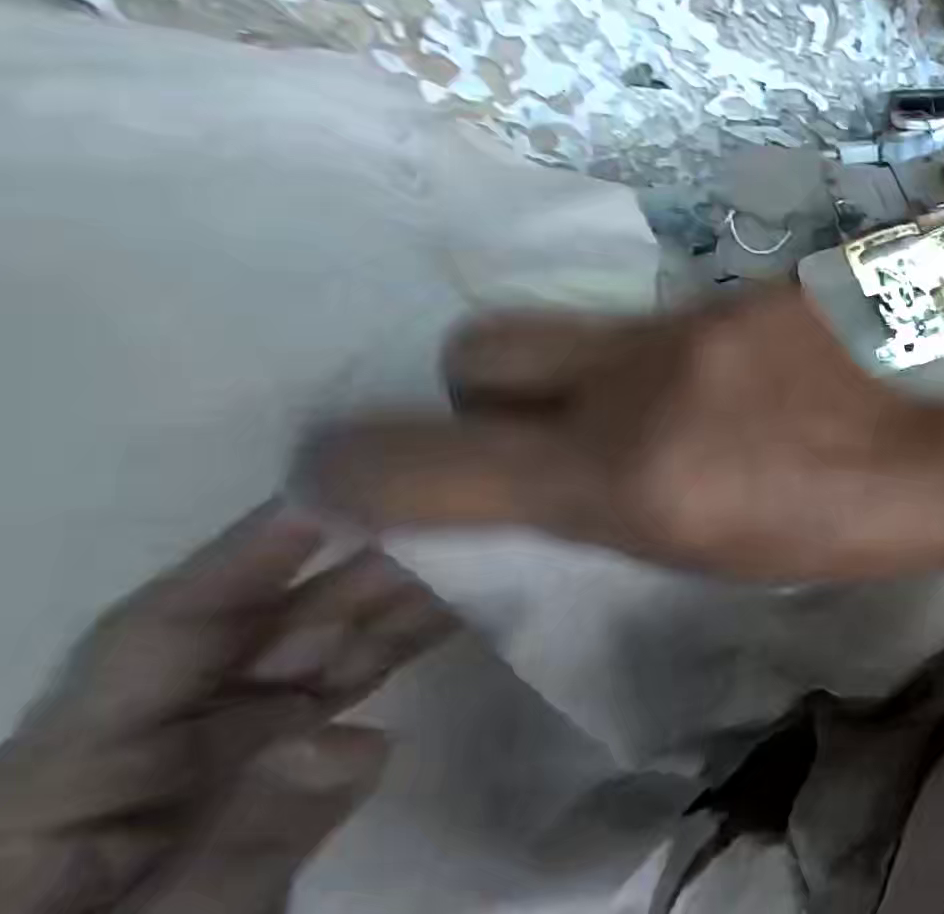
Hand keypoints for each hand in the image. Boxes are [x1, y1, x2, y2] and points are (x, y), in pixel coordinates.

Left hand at [0, 505, 457, 913]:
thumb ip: (244, 845)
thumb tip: (353, 741)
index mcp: (68, 773)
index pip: (161, 634)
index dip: (249, 554)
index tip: (339, 490)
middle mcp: (148, 735)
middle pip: (260, 627)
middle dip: (360, 567)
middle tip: (460, 519)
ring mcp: (216, 746)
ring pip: (314, 645)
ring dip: (395, 598)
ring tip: (482, 553)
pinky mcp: (268, 759)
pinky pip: (340, 684)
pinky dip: (396, 644)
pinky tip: (455, 610)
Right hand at [299, 284, 943, 577]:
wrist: (939, 465)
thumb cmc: (830, 533)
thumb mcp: (696, 548)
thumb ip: (598, 501)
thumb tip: (528, 466)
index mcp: (626, 477)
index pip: (430, 460)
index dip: (366, 466)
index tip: (358, 466)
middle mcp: (644, 381)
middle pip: (483, 341)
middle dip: (484, 385)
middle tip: (547, 417)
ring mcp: (704, 319)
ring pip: (591, 327)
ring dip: (602, 369)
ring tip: (688, 407)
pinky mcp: (758, 287)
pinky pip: (680, 317)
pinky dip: (687, 353)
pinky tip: (751, 379)